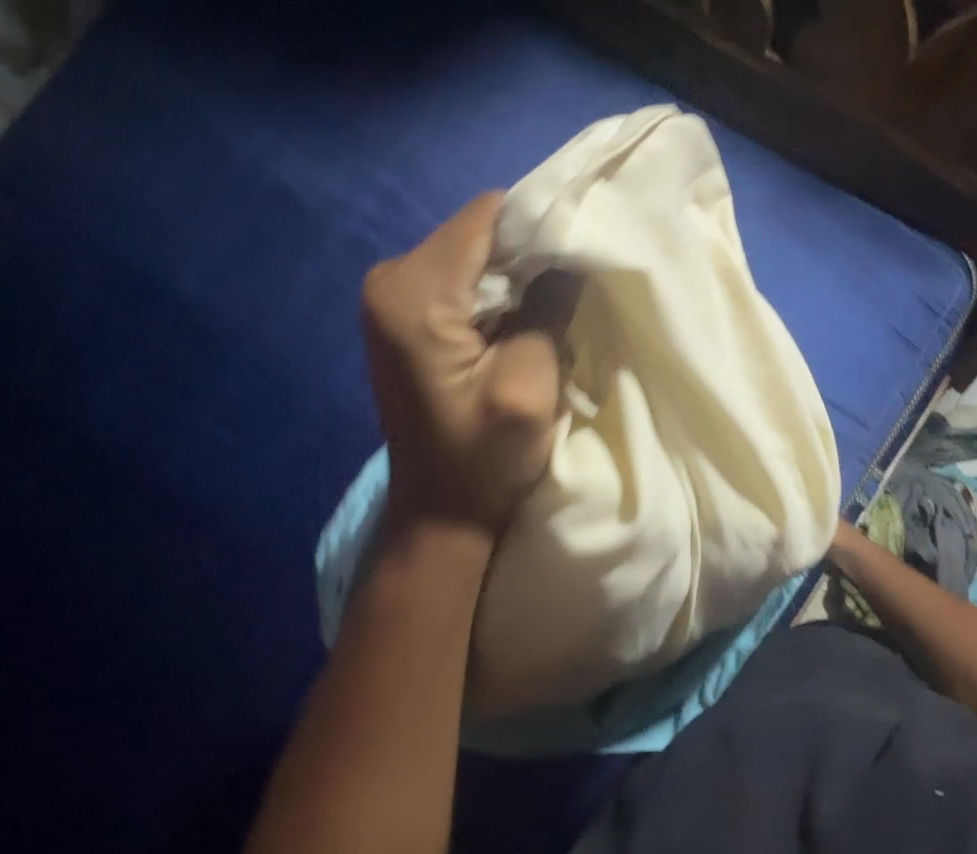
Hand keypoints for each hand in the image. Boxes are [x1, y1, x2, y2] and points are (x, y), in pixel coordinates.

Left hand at [361, 192, 565, 536]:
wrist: (440, 514)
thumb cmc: (483, 460)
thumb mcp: (529, 387)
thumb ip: (548, 311)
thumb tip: (571, 258)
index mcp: (413, 293)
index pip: (489, 216)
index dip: (543, 226)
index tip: (585, 256)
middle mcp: (390, 280)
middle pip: (479, 232)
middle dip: (531, 254)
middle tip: (575, 289)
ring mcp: (391, 297)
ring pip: (473, 256)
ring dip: (517, 278)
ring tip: (554, 309)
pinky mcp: (403, 318)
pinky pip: (461, 282)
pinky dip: (497, 296)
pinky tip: (522, 325)